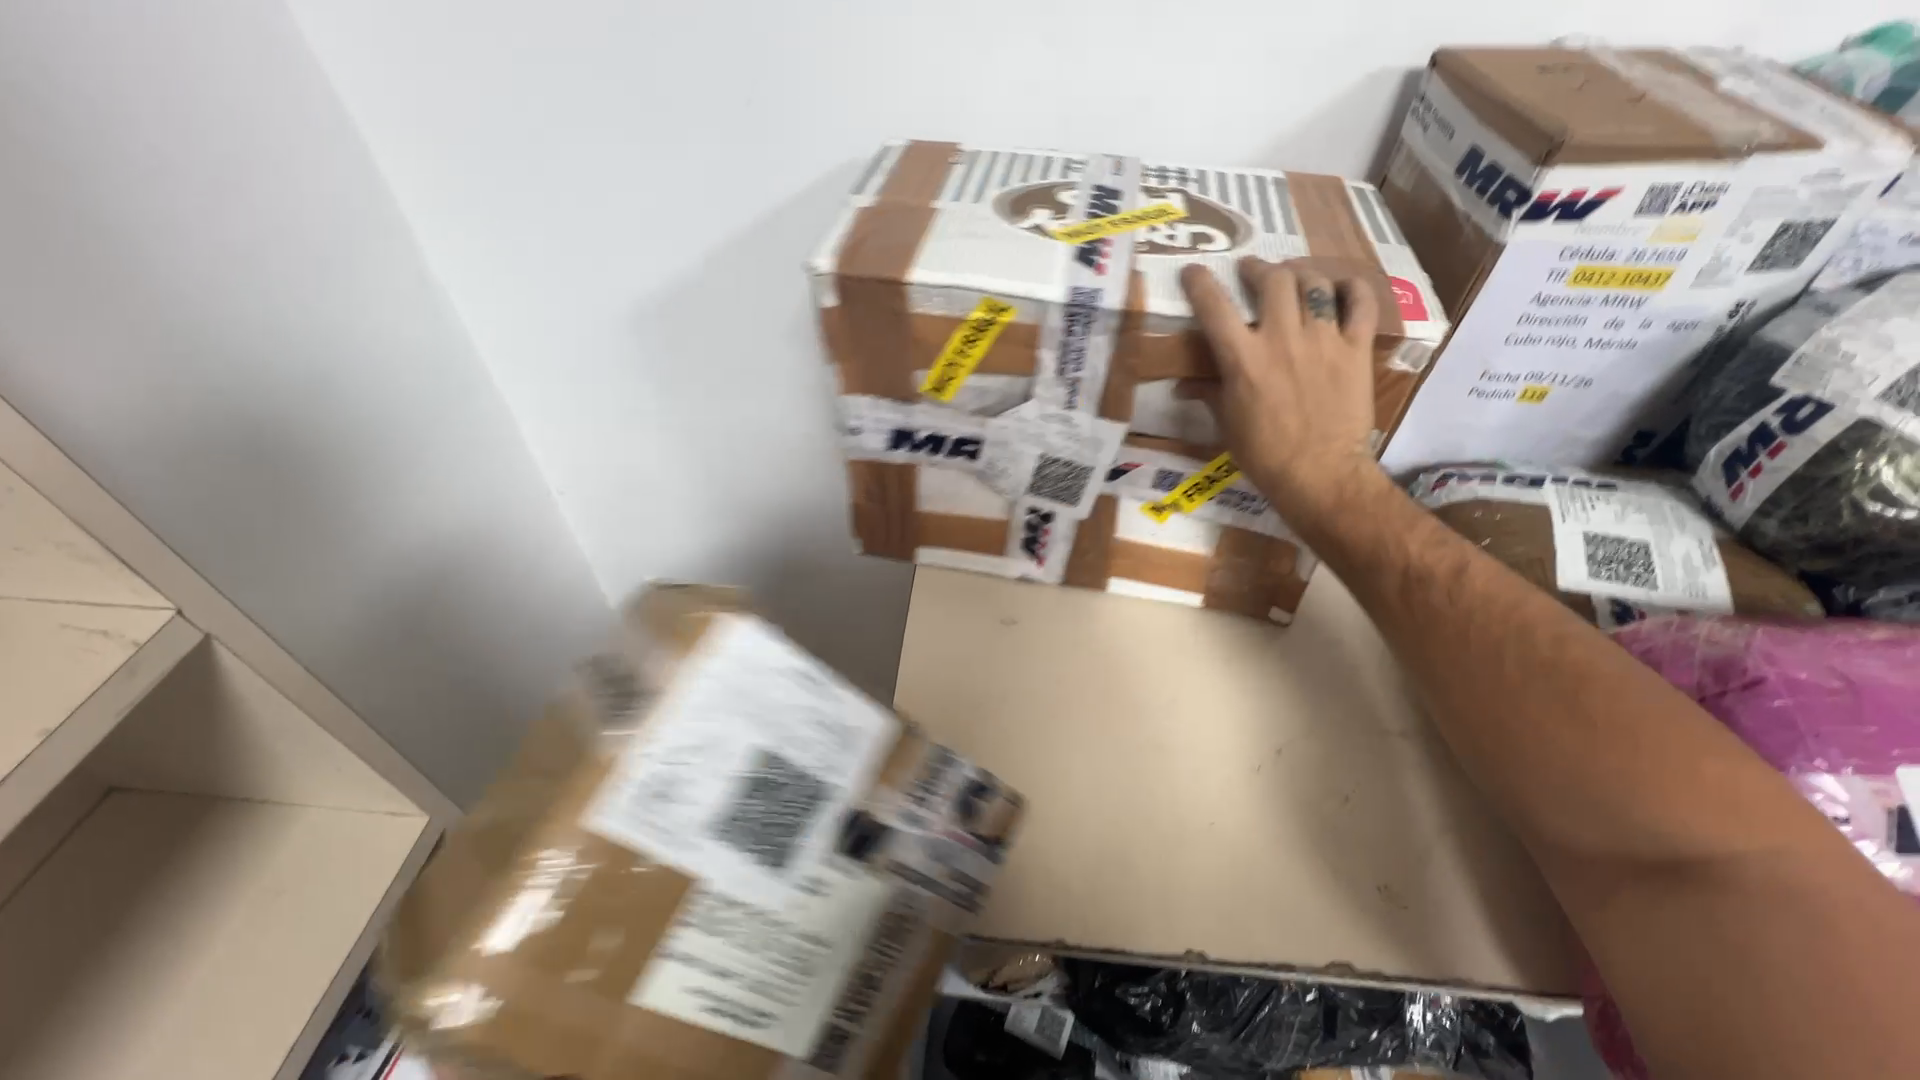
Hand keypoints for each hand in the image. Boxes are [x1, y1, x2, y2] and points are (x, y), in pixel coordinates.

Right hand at [1179, 257, 1385, 531]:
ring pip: (1314, 284)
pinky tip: (1342, 288)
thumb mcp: (1226, 424)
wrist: (1320, 474)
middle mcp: (1282, 338)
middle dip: (1258, 268)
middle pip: (1273, 279)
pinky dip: (1352, 288)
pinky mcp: (1356, 348)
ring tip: (1294, 278)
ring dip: (1300, 274)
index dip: (1200, 282)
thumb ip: (1208, 394)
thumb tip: (1182, 386)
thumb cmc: (1264, 454)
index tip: (1194, 270)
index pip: (1214, 306)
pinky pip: (1361, 302)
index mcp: (1243, 359)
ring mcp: (1324, 339)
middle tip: (1252, 272)